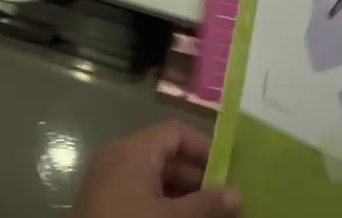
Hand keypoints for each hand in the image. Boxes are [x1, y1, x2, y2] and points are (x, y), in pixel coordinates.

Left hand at [74, 120, 242, 216]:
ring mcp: (108, 178)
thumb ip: (205, 205)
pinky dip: (161, 202)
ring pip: (154, 176)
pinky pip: (139, 191)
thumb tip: (238, 193)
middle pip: (166, 154)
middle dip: (196, 177)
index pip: (175, 132)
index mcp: (134, 149)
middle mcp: (119, 155)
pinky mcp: (104, 201)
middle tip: (223, 201)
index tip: (228, 172)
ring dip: (181, 193)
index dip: (203, 148)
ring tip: (207, 215)